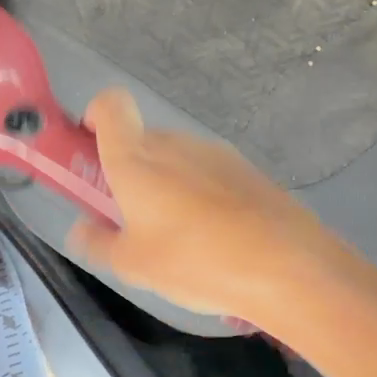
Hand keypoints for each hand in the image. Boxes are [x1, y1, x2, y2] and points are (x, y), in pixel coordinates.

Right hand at [68, 88, 365, 323]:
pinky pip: (211, 176)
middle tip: (131, 211)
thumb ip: (97, 242)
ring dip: (168, 183)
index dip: (96, 115)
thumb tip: (81, 229)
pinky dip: (204, 197)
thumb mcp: (132, 265)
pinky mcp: (253, 174)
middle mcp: (173, 144)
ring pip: (177, 158)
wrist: (295, 273)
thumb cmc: (196, 261)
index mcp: (135, 156)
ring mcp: (217, 156)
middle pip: (141, 138)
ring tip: (180, 234)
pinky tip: (219, 240)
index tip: (92, 146)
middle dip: (130, 167)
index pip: (109, 104)